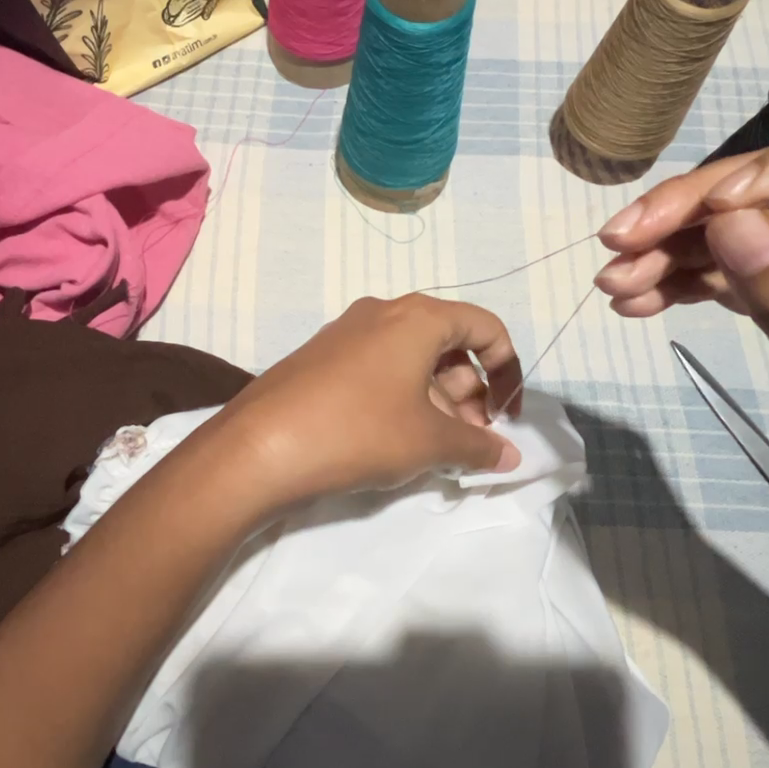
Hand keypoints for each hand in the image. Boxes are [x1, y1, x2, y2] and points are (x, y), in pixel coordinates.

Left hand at [208, 294, 523, 514]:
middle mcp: (382, 312)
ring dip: (436, 399)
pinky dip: (401, 397)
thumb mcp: (429, 441)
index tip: (506, 416)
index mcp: (416, 317)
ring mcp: (346, 333)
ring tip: (434, 447)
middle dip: (470, 392)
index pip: (485, 326)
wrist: (259, 447)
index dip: (508, 370)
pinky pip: (378, 368)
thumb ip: (478, 445)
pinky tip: (393, 440)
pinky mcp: (321, 358)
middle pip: (447, 343)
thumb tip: (509, 455)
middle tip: (468, 439)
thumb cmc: (359, 431)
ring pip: (411, 359)